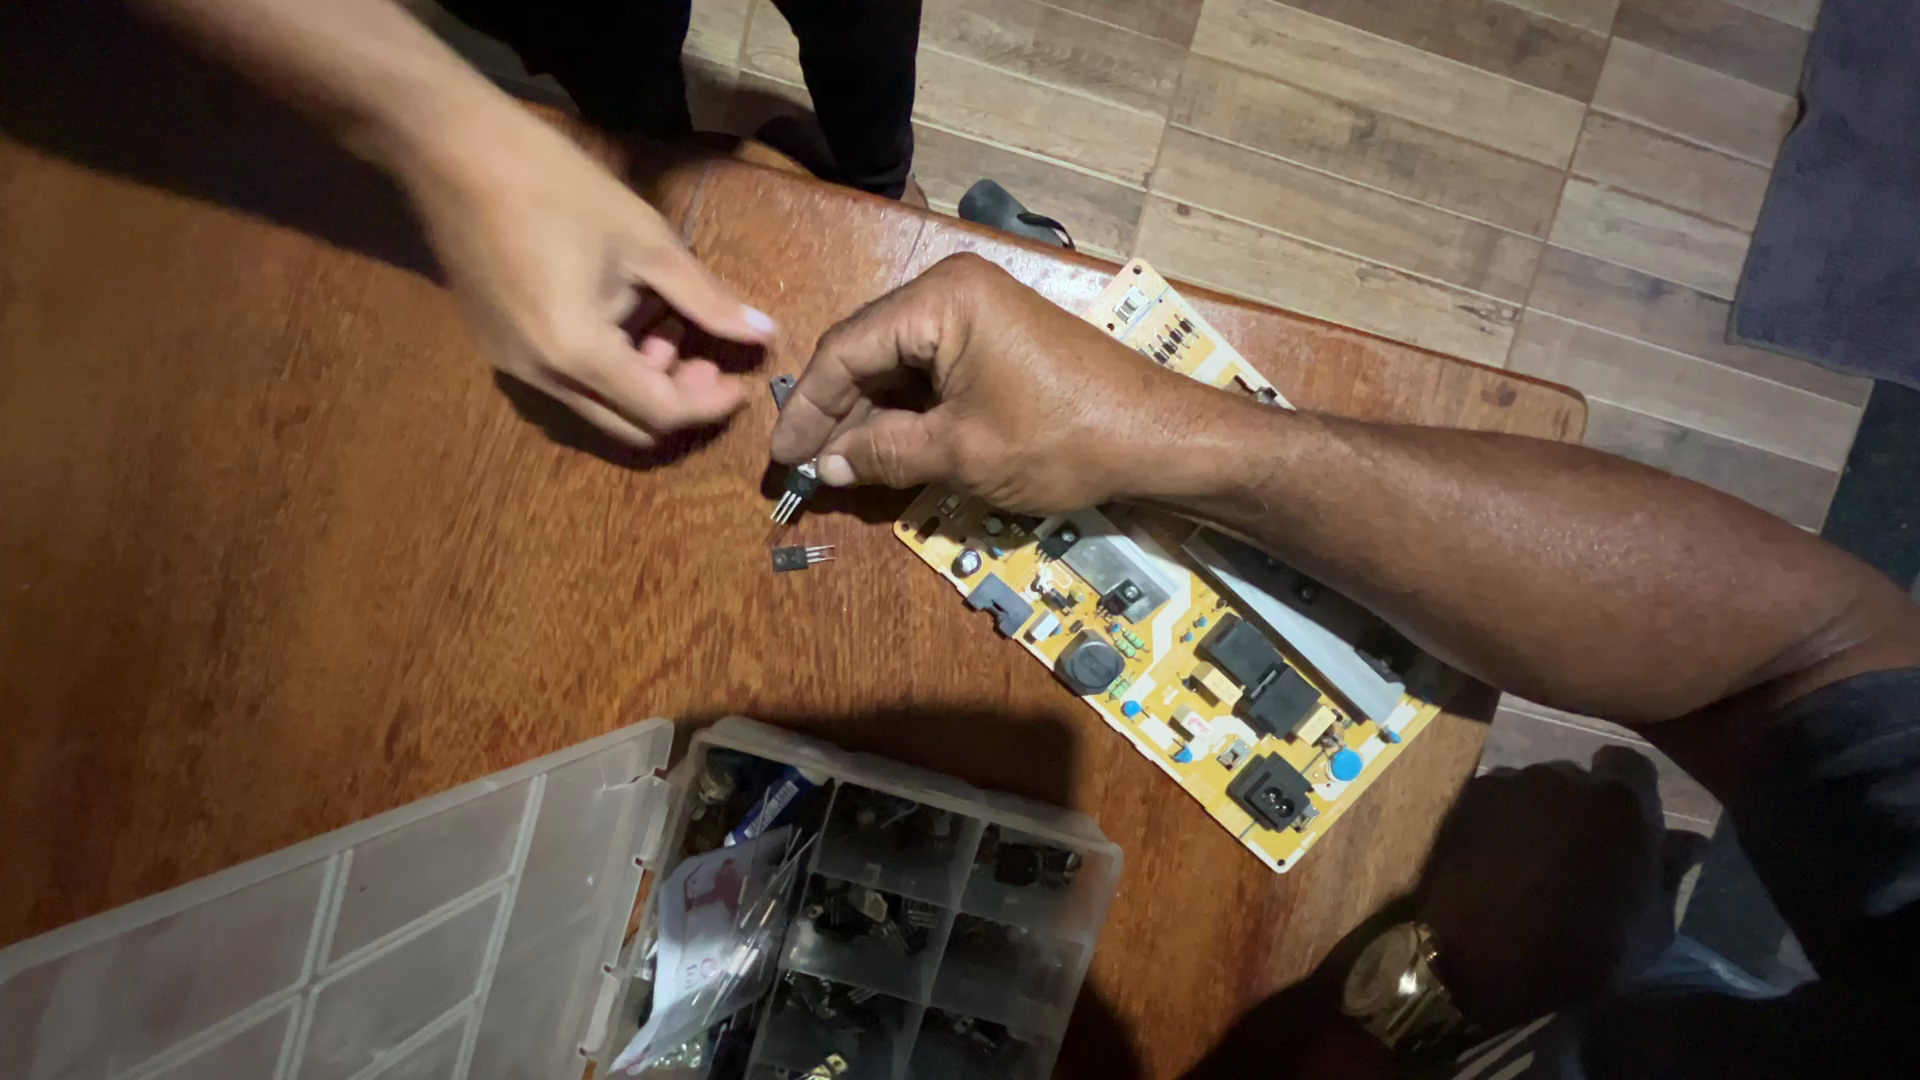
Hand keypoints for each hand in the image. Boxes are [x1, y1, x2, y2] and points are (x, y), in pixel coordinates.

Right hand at [394, 100, 774, 445]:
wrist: (446, 144)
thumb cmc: (555, 186)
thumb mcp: (647, 243)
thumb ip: (709, 300)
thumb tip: (766, 334)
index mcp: (577, 354)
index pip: (662, 413)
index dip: (711, 405)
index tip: (743, 383)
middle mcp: (541, 378)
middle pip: (632, 426)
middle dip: (680, 402)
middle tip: (709, 360)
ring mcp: (514, 368)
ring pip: (602, 409)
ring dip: (647, 385)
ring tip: (670, 328)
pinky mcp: (500, 351)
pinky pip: (571, 385)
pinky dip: (612, 371)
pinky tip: (628, 322)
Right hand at [768, 253, 1215, 513]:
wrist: (1156, 438)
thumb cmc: (1058, 439)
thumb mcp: (961, 452)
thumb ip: (883, 454)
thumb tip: (824, 469)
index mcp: (939, 300)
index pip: (846, 350)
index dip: (807, 408)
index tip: (782, 457)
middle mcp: (952, 292)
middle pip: (868, 353)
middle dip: (836, 413)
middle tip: (807, 467)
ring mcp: (977, 313)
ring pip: (899, 366)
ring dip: (869, 416)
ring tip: (839, 466)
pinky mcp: (995, 340)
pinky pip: (931, 373)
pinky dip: (906, 412)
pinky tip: (885, 447)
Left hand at [1417, 748, 1695, 1027]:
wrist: (1481, 948)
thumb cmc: (1584, 944)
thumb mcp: (1649, 921)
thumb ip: (1664, 869)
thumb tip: (1682, 840)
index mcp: (1616, 802)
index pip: (1628, 765)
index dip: (1630, 790)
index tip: (1630, 822)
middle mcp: (1556, 778)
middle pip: (1574, 776)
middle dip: (1582, 803)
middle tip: (1582, 846)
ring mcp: (1503, 783)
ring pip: (1531, 786)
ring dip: (1539, 808)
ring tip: (1537, 853)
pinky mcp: (1463, 798)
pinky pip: (1496, 798)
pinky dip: (1503, 816)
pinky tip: (1501, 852)